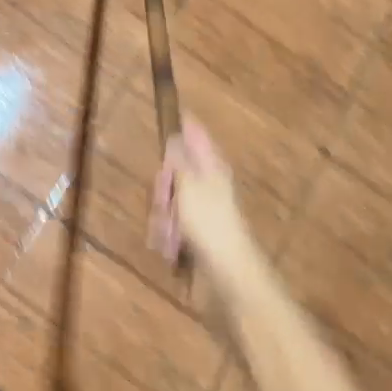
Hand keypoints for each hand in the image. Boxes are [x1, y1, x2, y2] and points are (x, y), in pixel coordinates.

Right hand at [149, 120, 258, 284]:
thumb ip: (179, 161)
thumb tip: (176, 135)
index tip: (171, 118)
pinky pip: (172, 226)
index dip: (183, 125)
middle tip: (164, 202)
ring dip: (163, 219)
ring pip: (170, 202)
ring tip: (169, 236)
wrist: (228, 273)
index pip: (196, 135)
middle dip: (163, 189)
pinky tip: (171, 250)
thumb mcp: (189, 187)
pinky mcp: (195, 234)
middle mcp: (207, 184)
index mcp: (211, 168)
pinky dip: (168, 236)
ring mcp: (201, 210)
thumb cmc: (210, 225)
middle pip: (175, 172)